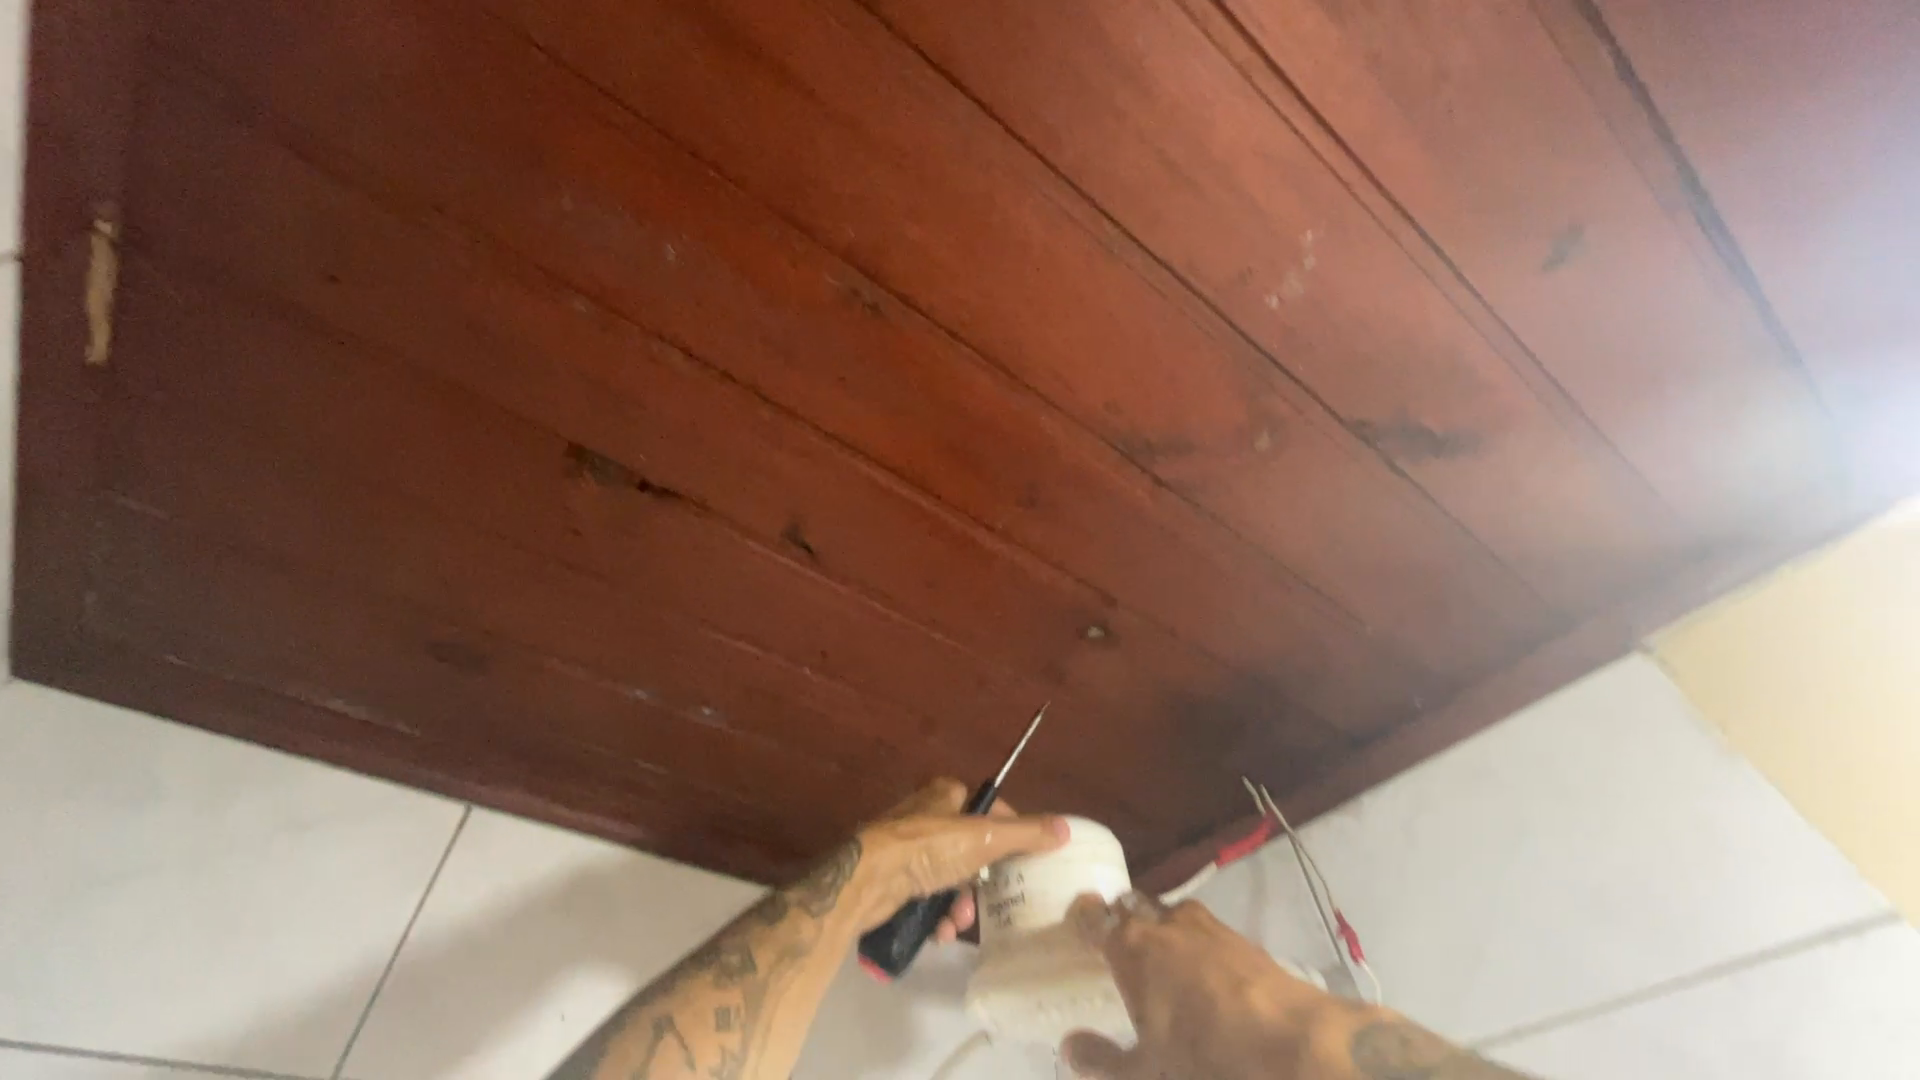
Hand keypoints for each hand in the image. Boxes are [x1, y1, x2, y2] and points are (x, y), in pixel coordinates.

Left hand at [847, 778, 1069, 937]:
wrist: (870, 880)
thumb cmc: (930, 847)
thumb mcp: (985, 837)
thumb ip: (1026, 833)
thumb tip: (1066, 828)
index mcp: (946, 794)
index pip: (990, 809)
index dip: (1008, 833)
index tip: (1023, 861)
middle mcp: (927, 816)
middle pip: (971, 849)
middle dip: (982, 882)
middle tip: (990, 901)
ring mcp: (908, 848)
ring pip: (950, 877)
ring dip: (961, 904)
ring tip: (958, 922)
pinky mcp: (896, 878)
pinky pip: (929, 896)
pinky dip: (938, 915)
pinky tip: (940, 931)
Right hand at [1062, 892, 1361, 1078]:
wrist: (1293, 1043)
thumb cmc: (1206, 1057)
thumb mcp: (1146, 1072)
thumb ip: (1102, 1060)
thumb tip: (1068, 1047)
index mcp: (1130, 946)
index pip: (1093, 916)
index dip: (1082, 918)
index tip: (1077, 925)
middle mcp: (1163, 923)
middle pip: (1131, 906)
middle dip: (1122, 919)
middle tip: (1118, 945)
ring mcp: (1204, 925)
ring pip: (1169, 912)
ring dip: (1159, 927)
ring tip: (1161, 959)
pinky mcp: (1239, 937)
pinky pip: (1202, 929)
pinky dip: (1193, 942)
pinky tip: (1202, 973)